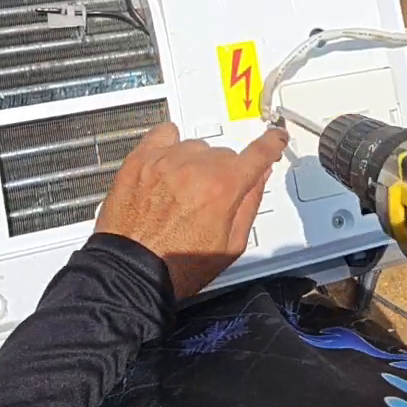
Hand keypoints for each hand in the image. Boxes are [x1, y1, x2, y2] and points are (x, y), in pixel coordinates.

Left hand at [95, 122, 288, 299]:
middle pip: (224, 154)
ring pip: (196, 146)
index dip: (271, 144)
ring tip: (182, 190)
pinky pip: (163, 134)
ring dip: (195, 162)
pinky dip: (169, 144)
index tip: (274, 138)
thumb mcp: (231, 246)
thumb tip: (259, 177)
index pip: (258, 154)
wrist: (131, 272)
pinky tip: (168, 162)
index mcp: (223, 187)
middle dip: (223, 173)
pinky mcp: (140, 160)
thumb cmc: (177, 267)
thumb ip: (250, 204)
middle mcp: (196, 167)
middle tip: (209, 198)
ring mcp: (166, 161)